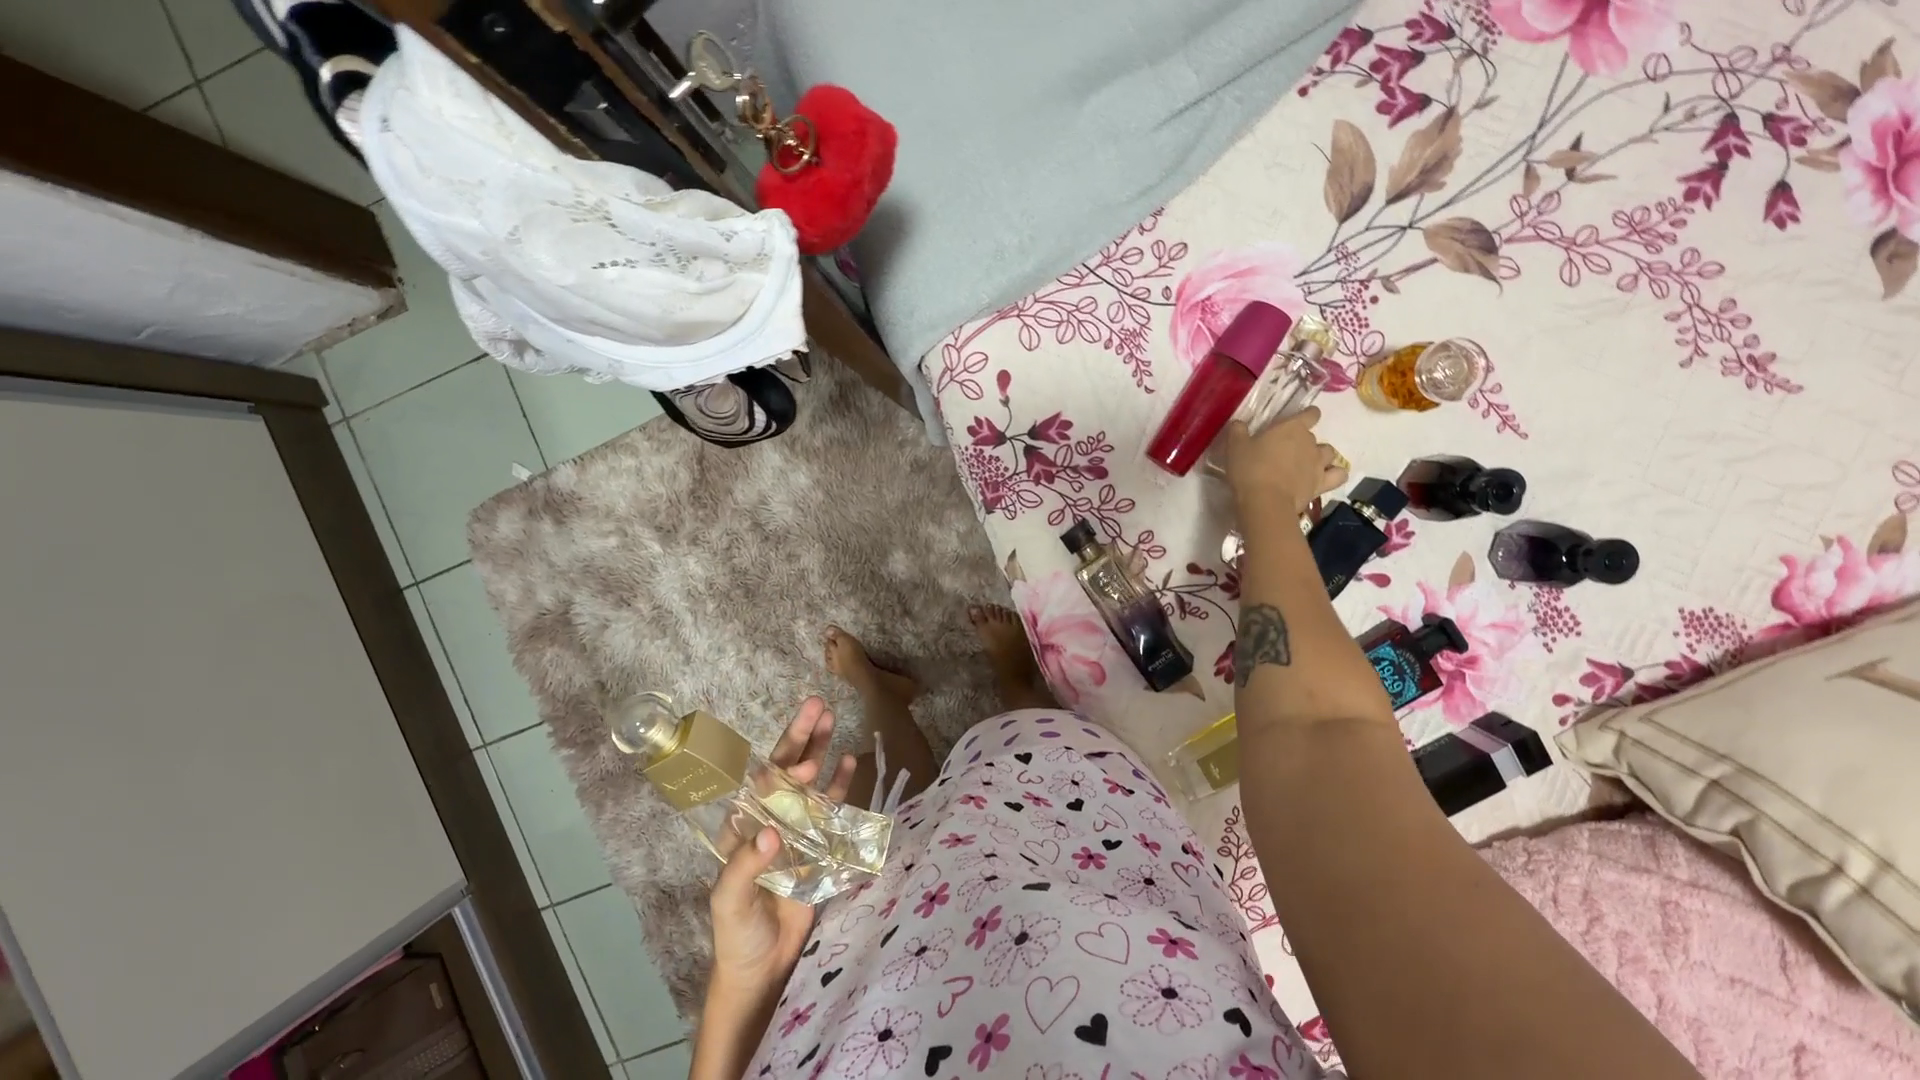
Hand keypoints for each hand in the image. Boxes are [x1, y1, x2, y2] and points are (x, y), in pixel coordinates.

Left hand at [706, 697, 856, 1005]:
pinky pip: (831, 808)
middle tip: (816, 705)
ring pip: (810, 780)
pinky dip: (840, 783)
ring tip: (832, 717)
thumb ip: (745, 865)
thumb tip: (770, 830)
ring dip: (820, 750)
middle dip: (800, 737)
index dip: (781, 770)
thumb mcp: (729, 901)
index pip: (762, 785)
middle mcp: (771, 819)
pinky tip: (849, 760)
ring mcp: (797, 829)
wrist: (763, 965)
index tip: (803, 769)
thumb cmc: (737, 932)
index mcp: (745, 827)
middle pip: (786, 769)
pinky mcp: (820, 845)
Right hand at [1224, 407, 1348, 515]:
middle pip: (1314, 436)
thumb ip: (1238, 431)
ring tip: (1307, 464)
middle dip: (1304, 441)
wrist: (1264, 502)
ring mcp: (1318, 464)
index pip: (1311, 413)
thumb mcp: (1235, 446)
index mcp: (1292, 427)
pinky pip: (1338, 475)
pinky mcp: (1322, 484)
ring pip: (1329, 453)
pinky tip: (1325, 477)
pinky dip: (1335, 474)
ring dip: (1320, 456)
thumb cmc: (1250, 469)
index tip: (1300, 419)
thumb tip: (1240, 424)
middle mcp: (1310, 442)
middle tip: (1287, 451)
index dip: (1308, 414)